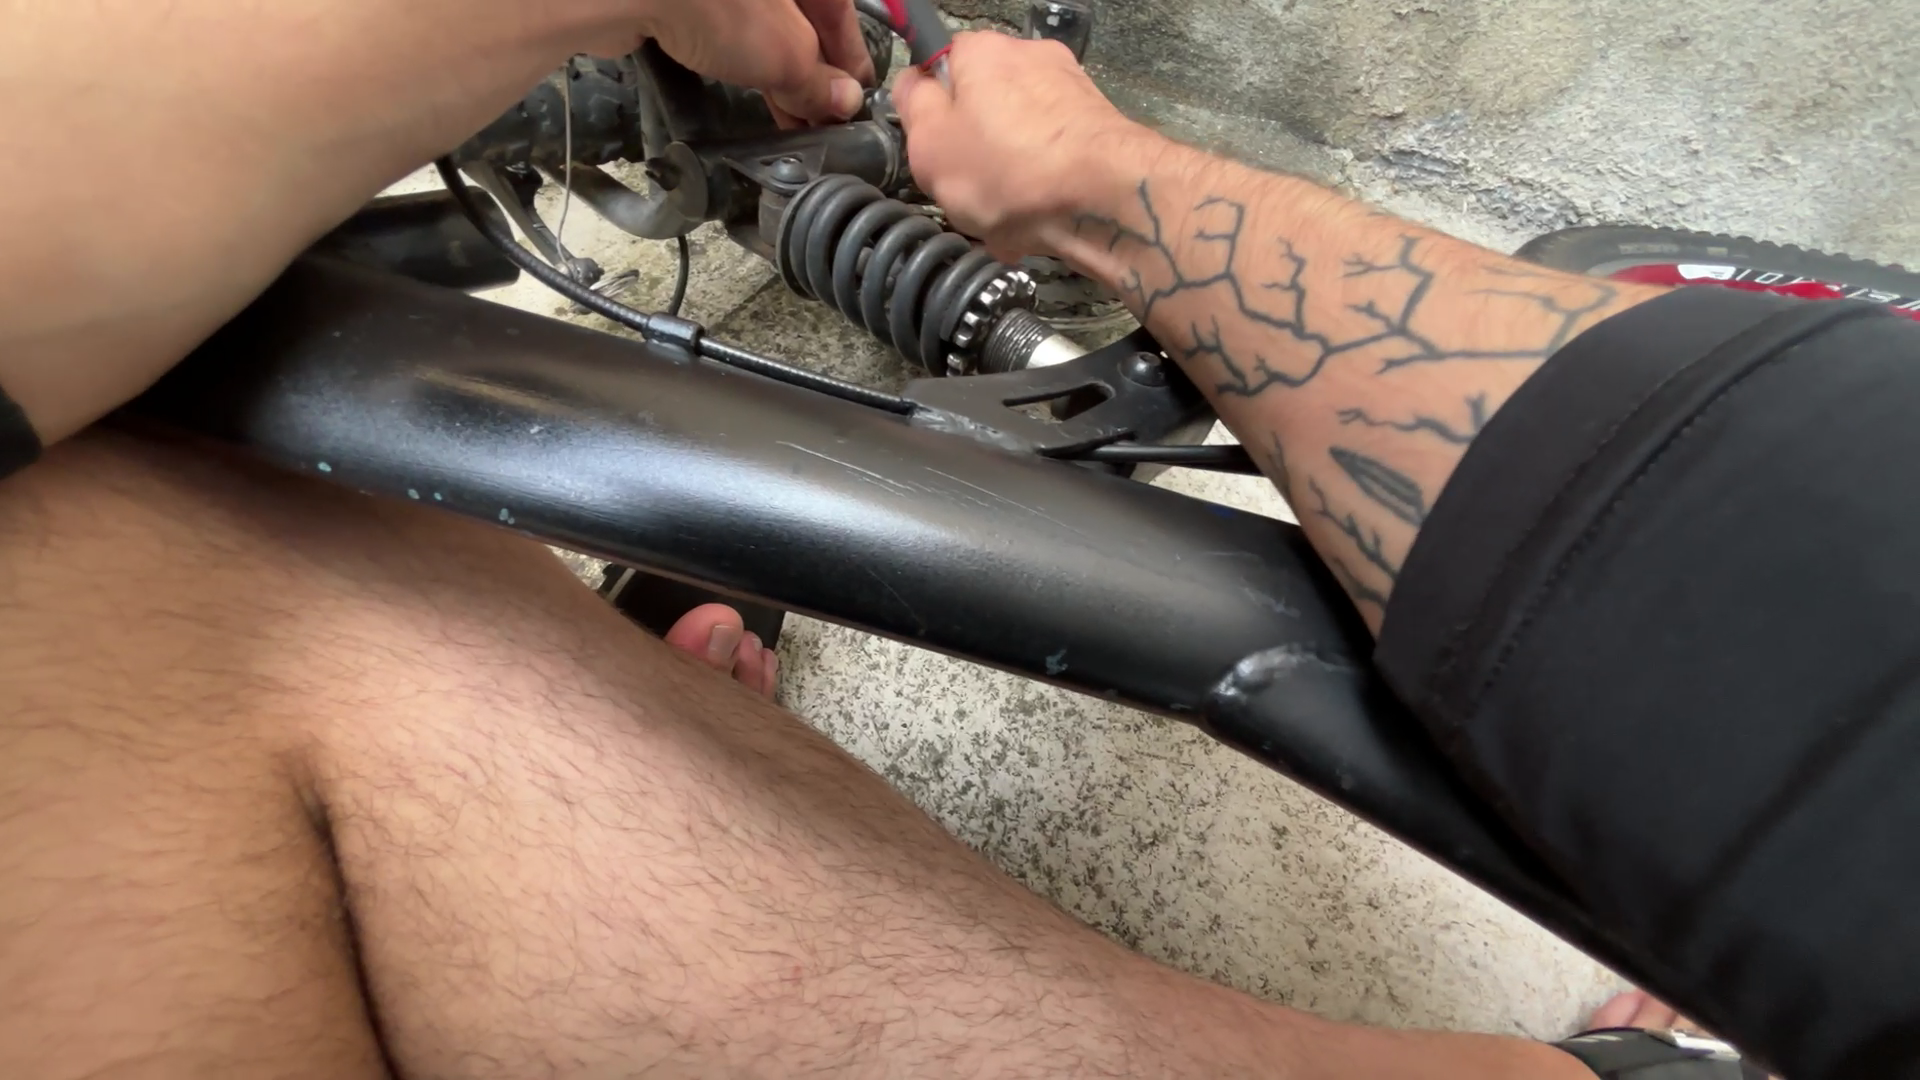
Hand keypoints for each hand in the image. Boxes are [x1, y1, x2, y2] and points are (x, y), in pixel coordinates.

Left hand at [630, 0, 874, 124]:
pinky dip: (745, 60)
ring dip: (780, 72)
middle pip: (801, 17)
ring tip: (792, 120)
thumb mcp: (786, 54)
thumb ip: (817, 81)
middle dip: (814, 71)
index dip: (852, 57)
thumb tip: (845, 103)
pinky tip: (752, 93)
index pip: (839, 7)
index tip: (856, 99)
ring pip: (763, 25)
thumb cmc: (719, 4)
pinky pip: (727, 27)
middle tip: (823, 120)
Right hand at [894, 32, 1150, 258]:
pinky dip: (1038, 195)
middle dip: (972, 159)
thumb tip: (912, 86)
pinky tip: (1035, 224)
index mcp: (979, 51)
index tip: (930, 151)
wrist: (1099, 201)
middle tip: (967, 196)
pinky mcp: (1094, 132)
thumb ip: (913, 106)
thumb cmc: (1011, 173)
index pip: (937, 69)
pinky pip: (1049, 167)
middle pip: (981, 112)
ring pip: (1016, 145)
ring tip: (1005, 220)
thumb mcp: (929, 145)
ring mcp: (1067, 93)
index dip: (928, 117)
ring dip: (1005, 184)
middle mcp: (1028, 58)